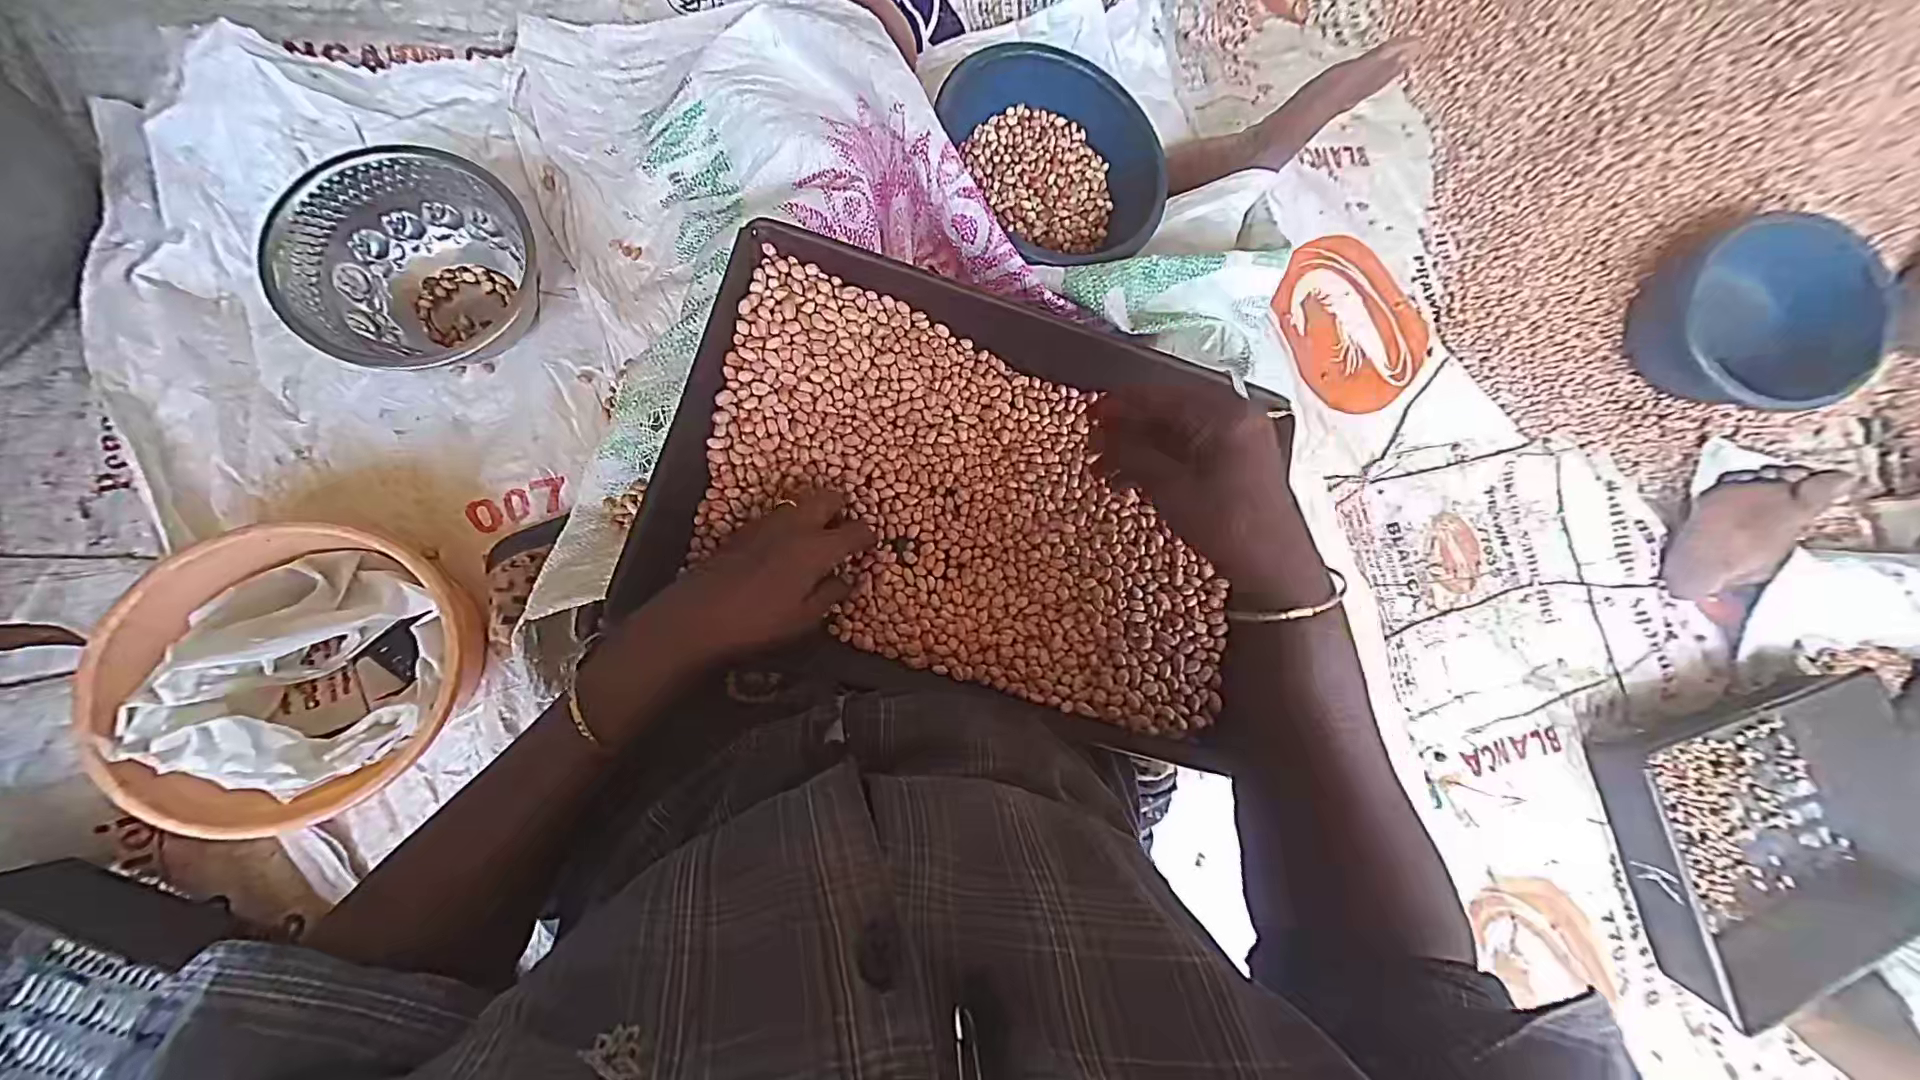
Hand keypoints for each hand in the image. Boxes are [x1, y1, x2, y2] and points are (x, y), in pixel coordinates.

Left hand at [574, 489, 874, 736]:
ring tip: (816, 542)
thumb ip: (831, 594)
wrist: (696, 616)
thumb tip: (848, 579)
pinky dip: (792, 524)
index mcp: (817, 548)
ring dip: (815, 515)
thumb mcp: (804, 619)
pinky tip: (785, 550)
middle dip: (843, 510)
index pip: (856, 530)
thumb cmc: (758, 623)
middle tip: (844, 533)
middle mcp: (795, 525)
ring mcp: (768, 522)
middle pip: (829, 498)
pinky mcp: (745, 528)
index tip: (870, 545)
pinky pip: (780, 516)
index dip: (868, 537)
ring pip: (802, 503)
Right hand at [1089, 383, 1327, 607]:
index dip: (1120, 405)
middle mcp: (1234, 417)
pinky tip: (1131, 480)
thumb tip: (1103, 436)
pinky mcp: (1236, 460)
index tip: (1090, 414)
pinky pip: (1189, 449)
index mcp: (1224, 414)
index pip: (1161, 395)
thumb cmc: (1227, 525)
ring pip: (1175, 433)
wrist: (1274, 566)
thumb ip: (1134, 454)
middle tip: (1094, 445)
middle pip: (1167, 412)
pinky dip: (1159, 461)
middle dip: (1126, 430)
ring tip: (1104, 470)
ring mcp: (1238, 438)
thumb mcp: (1170, 488)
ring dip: (1138, 449)